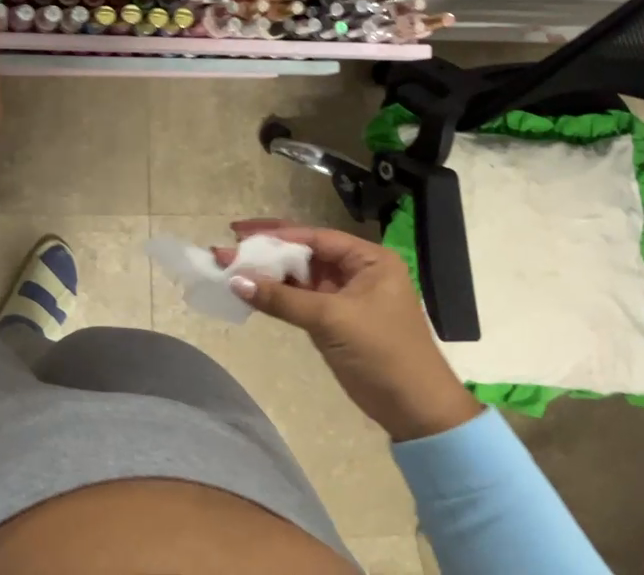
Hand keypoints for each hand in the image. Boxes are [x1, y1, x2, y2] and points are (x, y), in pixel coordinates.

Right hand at [217, 220, 479, 441]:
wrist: (416, 411)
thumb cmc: (383, 353)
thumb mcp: (332, 320)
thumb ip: (282, 299)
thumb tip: (234, 280)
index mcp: (369, 260)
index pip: (315, 237)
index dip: (276, 234)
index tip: (239, 233)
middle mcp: (358, 272)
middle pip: (303, 254)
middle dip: (265, 253)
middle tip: (226, 251)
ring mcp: (344, 298)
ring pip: (298, 278)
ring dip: (266, 275)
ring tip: (228, 269)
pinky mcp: (334, 322)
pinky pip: (298, 300)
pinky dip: (275, 297)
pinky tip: (248, 293)